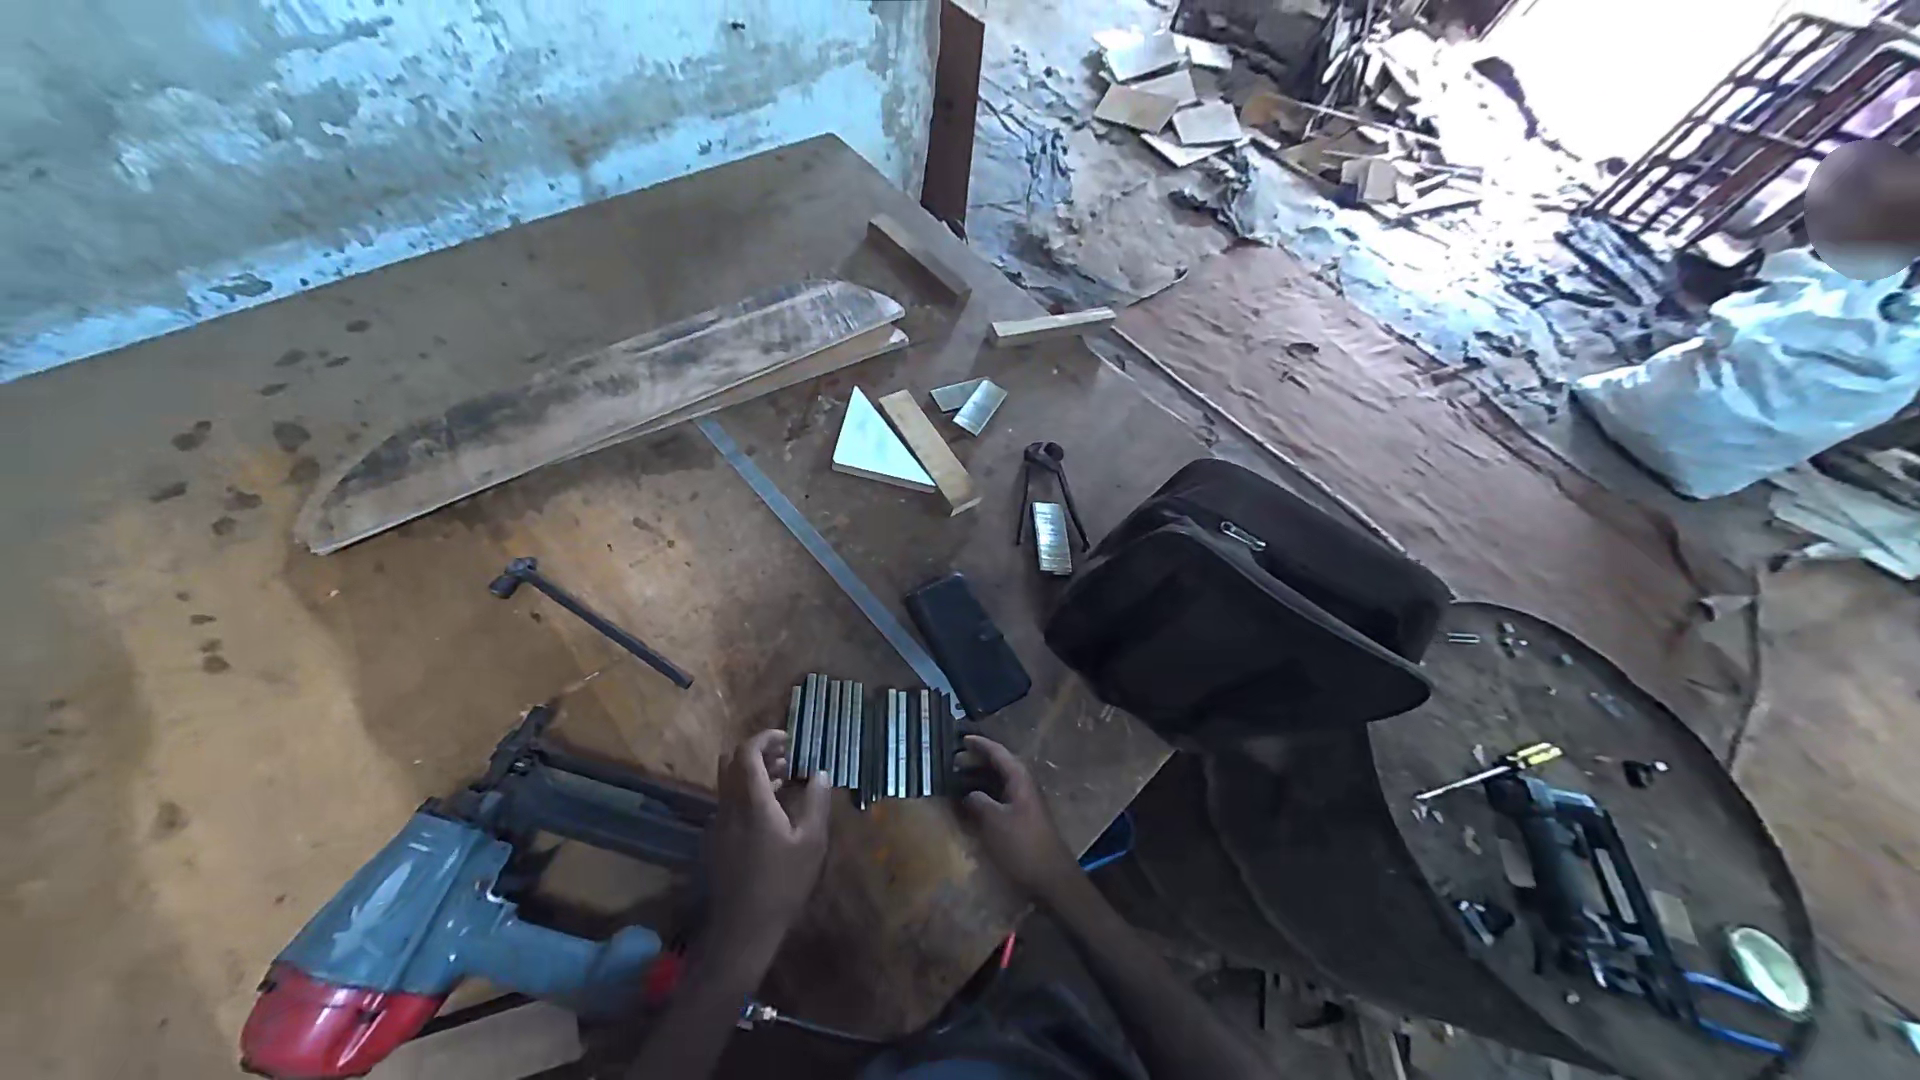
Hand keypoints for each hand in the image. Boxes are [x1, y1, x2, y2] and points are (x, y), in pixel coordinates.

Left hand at [704, 730, 830, 946]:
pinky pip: (728, 801)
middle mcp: (729, 807)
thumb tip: (820, 773)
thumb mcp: (811, 842)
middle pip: (731, 761)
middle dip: (758, 751)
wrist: (742, 929)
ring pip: (728, 782)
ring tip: (786, 780)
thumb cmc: (783, 883)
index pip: (747, 753)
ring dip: (753, 772)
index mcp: (752, 802)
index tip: (788, 739)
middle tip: (786, 757)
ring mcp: (718, 824)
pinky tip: (771, 810)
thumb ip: (816, 802)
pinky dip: (747, 792)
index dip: (765, 738)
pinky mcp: (715, 840)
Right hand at [956, 735, 1081, 905]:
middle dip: (977, 760)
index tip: (961, 738)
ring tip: (958, 779)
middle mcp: (1024, 784)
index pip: (998, 752)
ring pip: (999, 781)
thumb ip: (977, 801)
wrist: (1051, 878)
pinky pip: (1000, 796)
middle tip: (953, 761)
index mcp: (1019, 778)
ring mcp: (1025, 802)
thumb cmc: (1022, 845)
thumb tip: (968, 794)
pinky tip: (972, 803)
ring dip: (980, 777)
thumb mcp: (993, 821)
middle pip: (999, 764)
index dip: (980, 744)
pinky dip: (985, 794)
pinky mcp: (1023, 818)